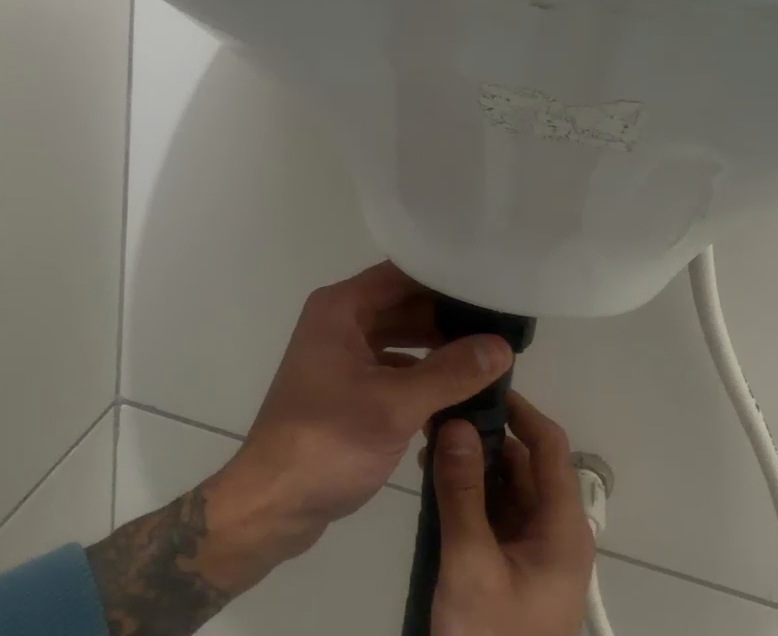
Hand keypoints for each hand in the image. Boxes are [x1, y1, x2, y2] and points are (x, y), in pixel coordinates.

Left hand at [209, 263, 514, 572]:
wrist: (274, 502)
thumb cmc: (328, 441)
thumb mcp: (396, 405)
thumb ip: (451, 373)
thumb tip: (503, 346)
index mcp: (340, 308)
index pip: (403, 275)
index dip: (446, 278)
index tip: (492, 286)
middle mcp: (337, 323)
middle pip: (403, 304)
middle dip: (448, 317)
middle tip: (502, 326)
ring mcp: (340, 357)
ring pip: (399, 339)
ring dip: (437, 349)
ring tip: (490, 356)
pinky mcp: (345, 390)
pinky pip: (391, 369)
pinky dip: (421, 376)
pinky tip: (459, 392)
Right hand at [432, 393, 596, 635]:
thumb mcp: (470, 563)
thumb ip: (461, 492)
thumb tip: (456, 422)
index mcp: (562, 527)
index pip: (548, 447)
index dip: (518, 410)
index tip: (476, 384)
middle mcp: (553, 531)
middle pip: (524, 464)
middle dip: (484, 434)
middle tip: (436, 411)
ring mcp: (531, 549)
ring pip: (505, 486)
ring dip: (471, 462)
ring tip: (428, 440)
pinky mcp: (510, 565)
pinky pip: (493, 512)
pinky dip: (467, 491)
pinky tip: (433, 480)